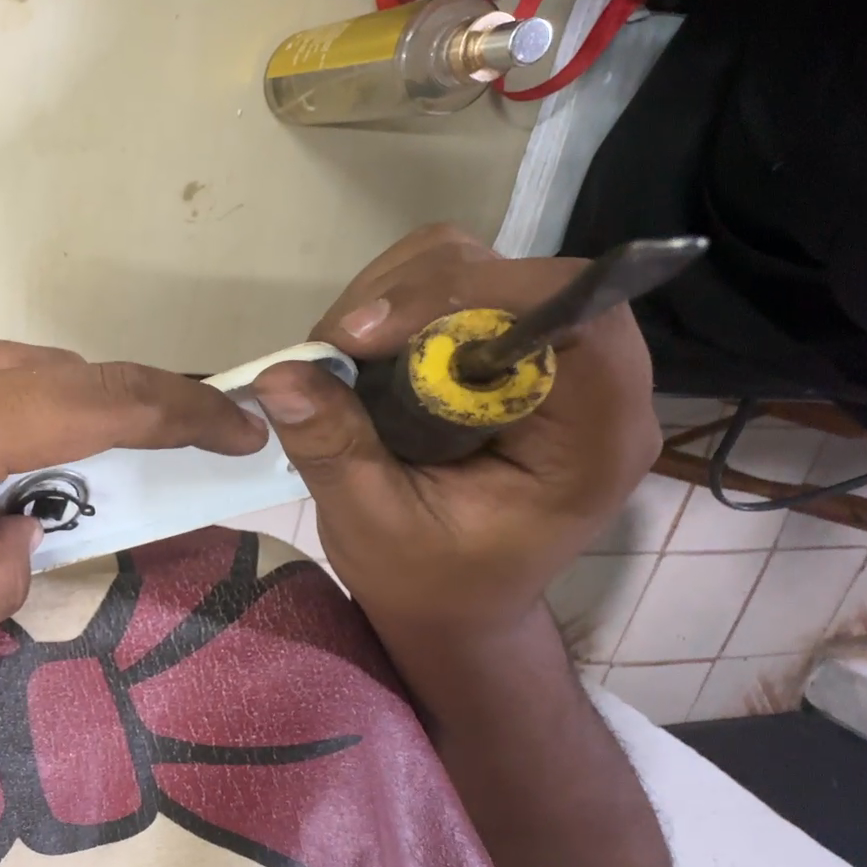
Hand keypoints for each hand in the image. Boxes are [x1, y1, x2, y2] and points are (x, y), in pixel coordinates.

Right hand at [249, 226, 660, 632]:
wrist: (449, 600)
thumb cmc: (426, 580)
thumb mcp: (371, 525)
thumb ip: (334, 450)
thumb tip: (280, 374)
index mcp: (586, 440)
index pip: (573, 319)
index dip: (474, 299)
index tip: (367, 336)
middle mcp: (582, 384)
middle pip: (519, 277)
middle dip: (415, 297)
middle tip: (338, 347)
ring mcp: (537, 359)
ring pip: (477, 265)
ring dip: (394, 295)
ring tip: (343, 354)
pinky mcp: (495, 349)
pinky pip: (448, 283)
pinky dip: (390, 299)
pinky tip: (360, 350)